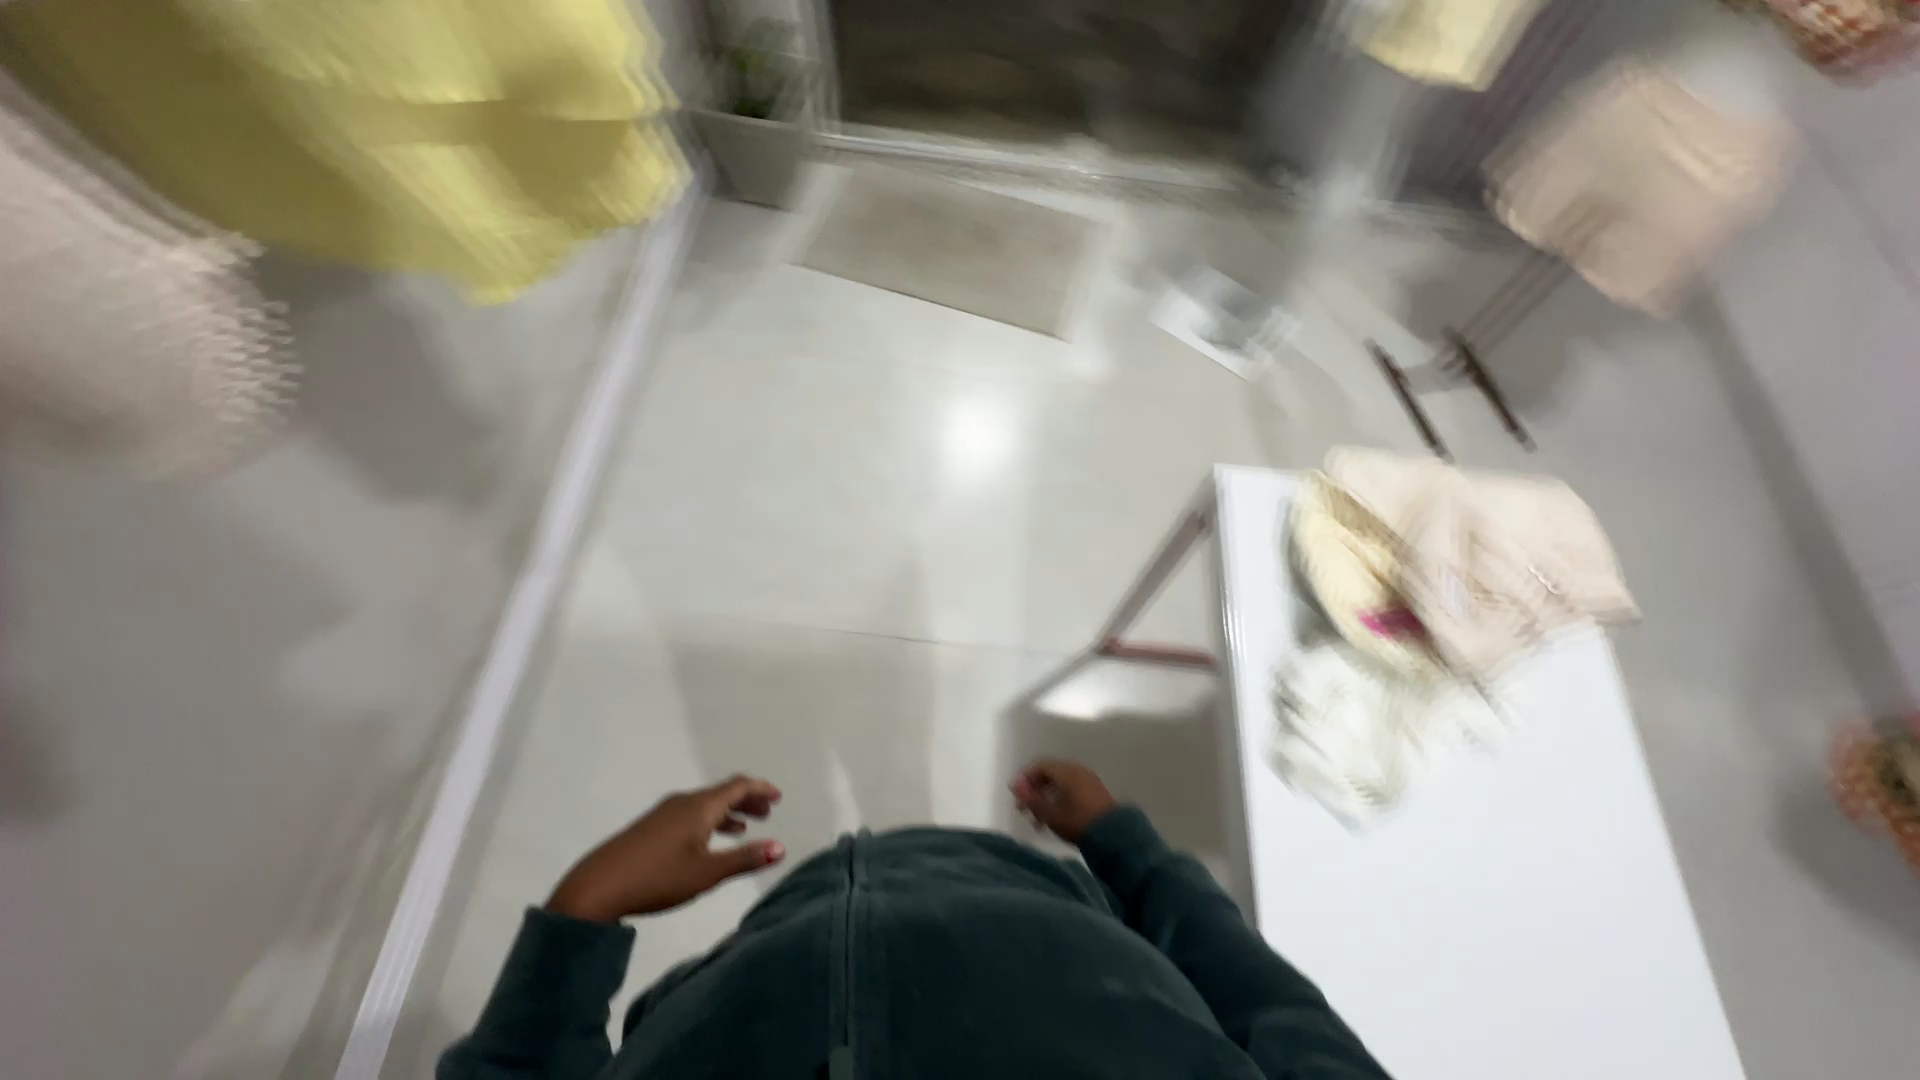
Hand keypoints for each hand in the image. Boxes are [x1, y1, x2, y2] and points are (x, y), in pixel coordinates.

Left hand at [545, 775, 786, 922]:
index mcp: (699, 807)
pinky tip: (707, 843)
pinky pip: (690, 814)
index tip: (778, 797)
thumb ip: (744, 859)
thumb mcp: (706, 873)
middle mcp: (683, 802)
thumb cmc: (657, 878)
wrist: (596, 889)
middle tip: (768, 813)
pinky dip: (709, 821)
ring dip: (728, 812)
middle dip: (747, 800)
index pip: (737, 785)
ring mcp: (663, 814)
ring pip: (704, 805)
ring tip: (744, 829)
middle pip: (722, 792)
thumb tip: (781, 847)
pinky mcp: (649, 828)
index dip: (760, 788)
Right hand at [1011, 759, 1116, 844]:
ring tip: (1039, 820)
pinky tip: (1056, 817)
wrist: (1114, 835)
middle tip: (1025, 811)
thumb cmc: (1077, 822)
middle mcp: (1077, 770)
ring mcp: (1088, 779)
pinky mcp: (1095, 791)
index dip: (1025, 778)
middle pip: (1049, 774)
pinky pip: (1071, 788)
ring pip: (1059, 783)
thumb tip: (1015, 785)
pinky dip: (1059, 799)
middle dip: (1034, 791)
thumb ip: (1030, 798)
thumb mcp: (1050, 813)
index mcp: (1065, 771)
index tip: (1017, 797)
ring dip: (1046, 798)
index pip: (1039, 765)